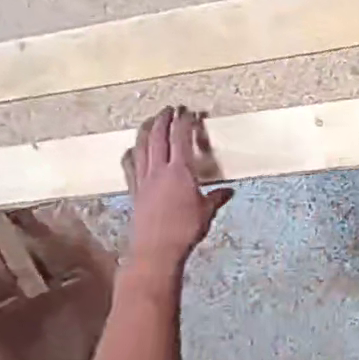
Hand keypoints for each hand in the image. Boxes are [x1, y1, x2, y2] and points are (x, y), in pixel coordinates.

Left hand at [120, 106, 232, 268]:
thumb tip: (228, 192)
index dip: (185, 121)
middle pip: (158, 135)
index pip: (181, 137)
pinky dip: (132, 153)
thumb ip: (216, 198)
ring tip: (151, 120)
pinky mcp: (134, 191)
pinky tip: (132, 149)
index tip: (189, 112)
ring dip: (146, 129)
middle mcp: (159, 170)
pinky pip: (130, 165)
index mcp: (180, 171)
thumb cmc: (184, 231)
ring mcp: (143, 179)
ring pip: (141, 146)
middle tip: (170, 109)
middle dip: (164, 118)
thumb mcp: (206, 212)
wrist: (155, 250)